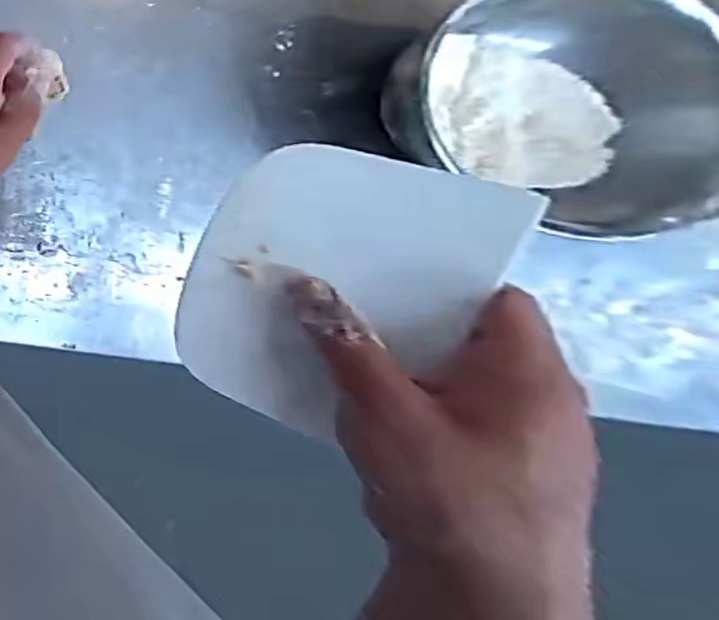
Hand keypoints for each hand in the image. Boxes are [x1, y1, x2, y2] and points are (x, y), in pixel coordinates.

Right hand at [291, 279, 597, 619]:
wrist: (483, 596)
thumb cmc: (448, 494)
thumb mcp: (383, 410)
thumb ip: (344, 343)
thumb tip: (306, 284)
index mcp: (531, 377)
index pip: (499, 299)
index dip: (439, 273)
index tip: (375, 260)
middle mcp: (538, 400)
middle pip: (466, 330)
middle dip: (399, 310)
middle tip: (339, 289)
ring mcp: (519, 434)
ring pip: (449, 367)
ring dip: (395, 351)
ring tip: (336, 332)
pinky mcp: (492, 459)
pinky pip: (442, 400)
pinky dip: (402, 385)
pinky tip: (357, 389)